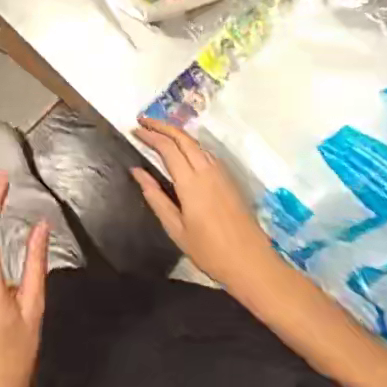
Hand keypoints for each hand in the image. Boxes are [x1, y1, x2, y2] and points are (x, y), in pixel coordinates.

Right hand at [131, 117, 273, 288]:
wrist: (252, 265)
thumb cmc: (209, 251)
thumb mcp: (175, 228)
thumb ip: (155, 196)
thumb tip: (137, 171)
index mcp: (191, 183)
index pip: (167, 148)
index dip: (150, 136)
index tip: (134, 130)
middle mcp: (207, 172)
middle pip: (184, 138)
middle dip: (162, 126)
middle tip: (143, 121)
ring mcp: (222, 175)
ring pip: (197, 144)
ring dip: (177, 133)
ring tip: (159, 131)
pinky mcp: (230, 181)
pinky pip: (207, 153)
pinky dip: (190, 144)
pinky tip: (183, 150)